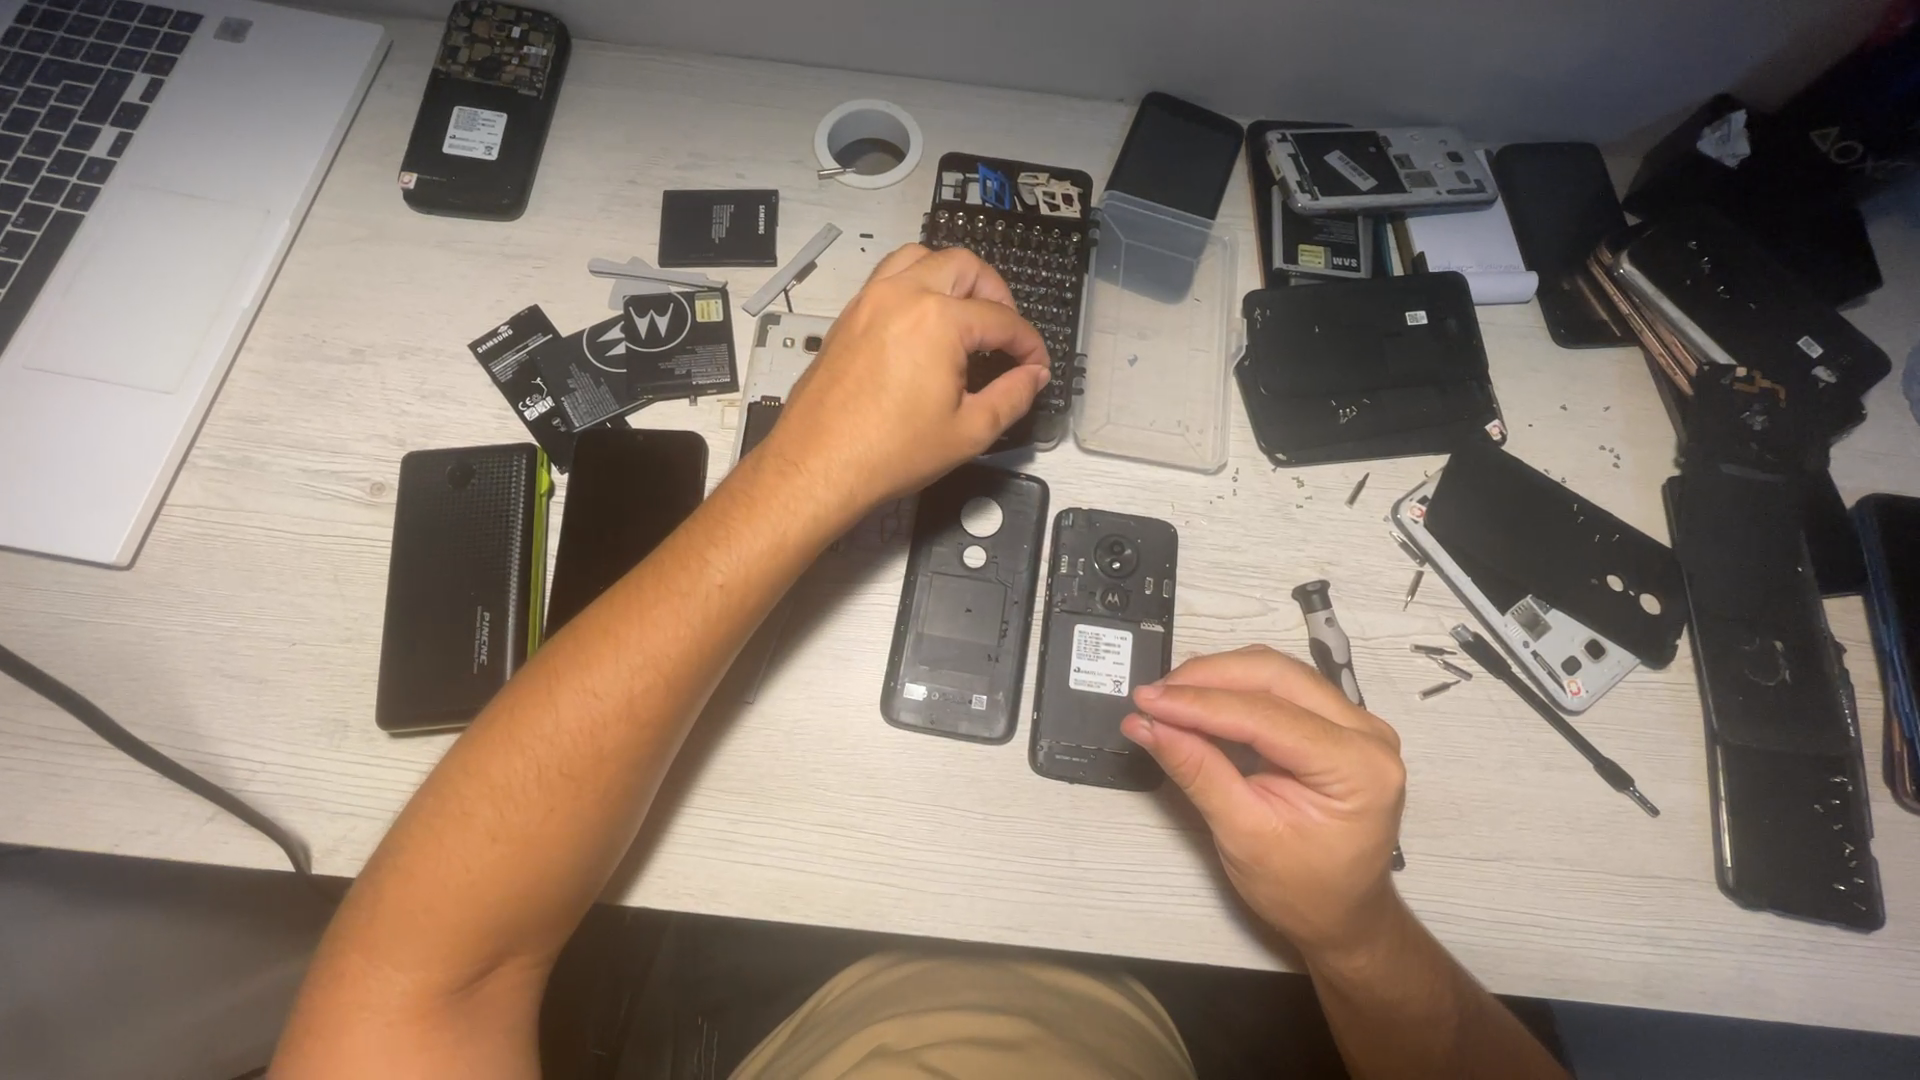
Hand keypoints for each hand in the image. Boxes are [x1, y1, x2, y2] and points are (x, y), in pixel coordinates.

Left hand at [768, 244, 1050, 509]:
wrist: (818, 467)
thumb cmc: (887, 454)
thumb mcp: (968, 432)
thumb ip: (1012, 396)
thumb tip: (1032, 376)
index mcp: (937, 320)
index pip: (1001, 319)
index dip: (1028, 343)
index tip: (1036, 365)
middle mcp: (901, 296)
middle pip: (965, 267)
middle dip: (996, 294)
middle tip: (1006, 333)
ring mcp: (869, 301)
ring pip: (920, 257)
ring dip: (952, 277)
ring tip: (967, 314)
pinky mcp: (848, 317)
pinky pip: (888, 278)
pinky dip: (916, 285)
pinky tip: (925, 324)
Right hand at [1122, 646, 1406, 958]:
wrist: (1343, 916)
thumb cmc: (1300, 889)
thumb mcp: (1242, 835)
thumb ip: (1197, 771)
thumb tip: (1145, 724)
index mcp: (1357, 768)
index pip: (1266, 715)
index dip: (1199, 703)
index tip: (1145, 700)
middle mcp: (1366, 732)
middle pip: (1276, 675)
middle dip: (1207, 678)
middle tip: (1153, 695)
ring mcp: (1355, 722)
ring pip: (1275, 671)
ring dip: (1217, 676)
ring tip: (1168, 696)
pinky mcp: (1335, 721)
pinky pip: (1279, 685)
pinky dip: (1233, 686)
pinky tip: (1198, 698)